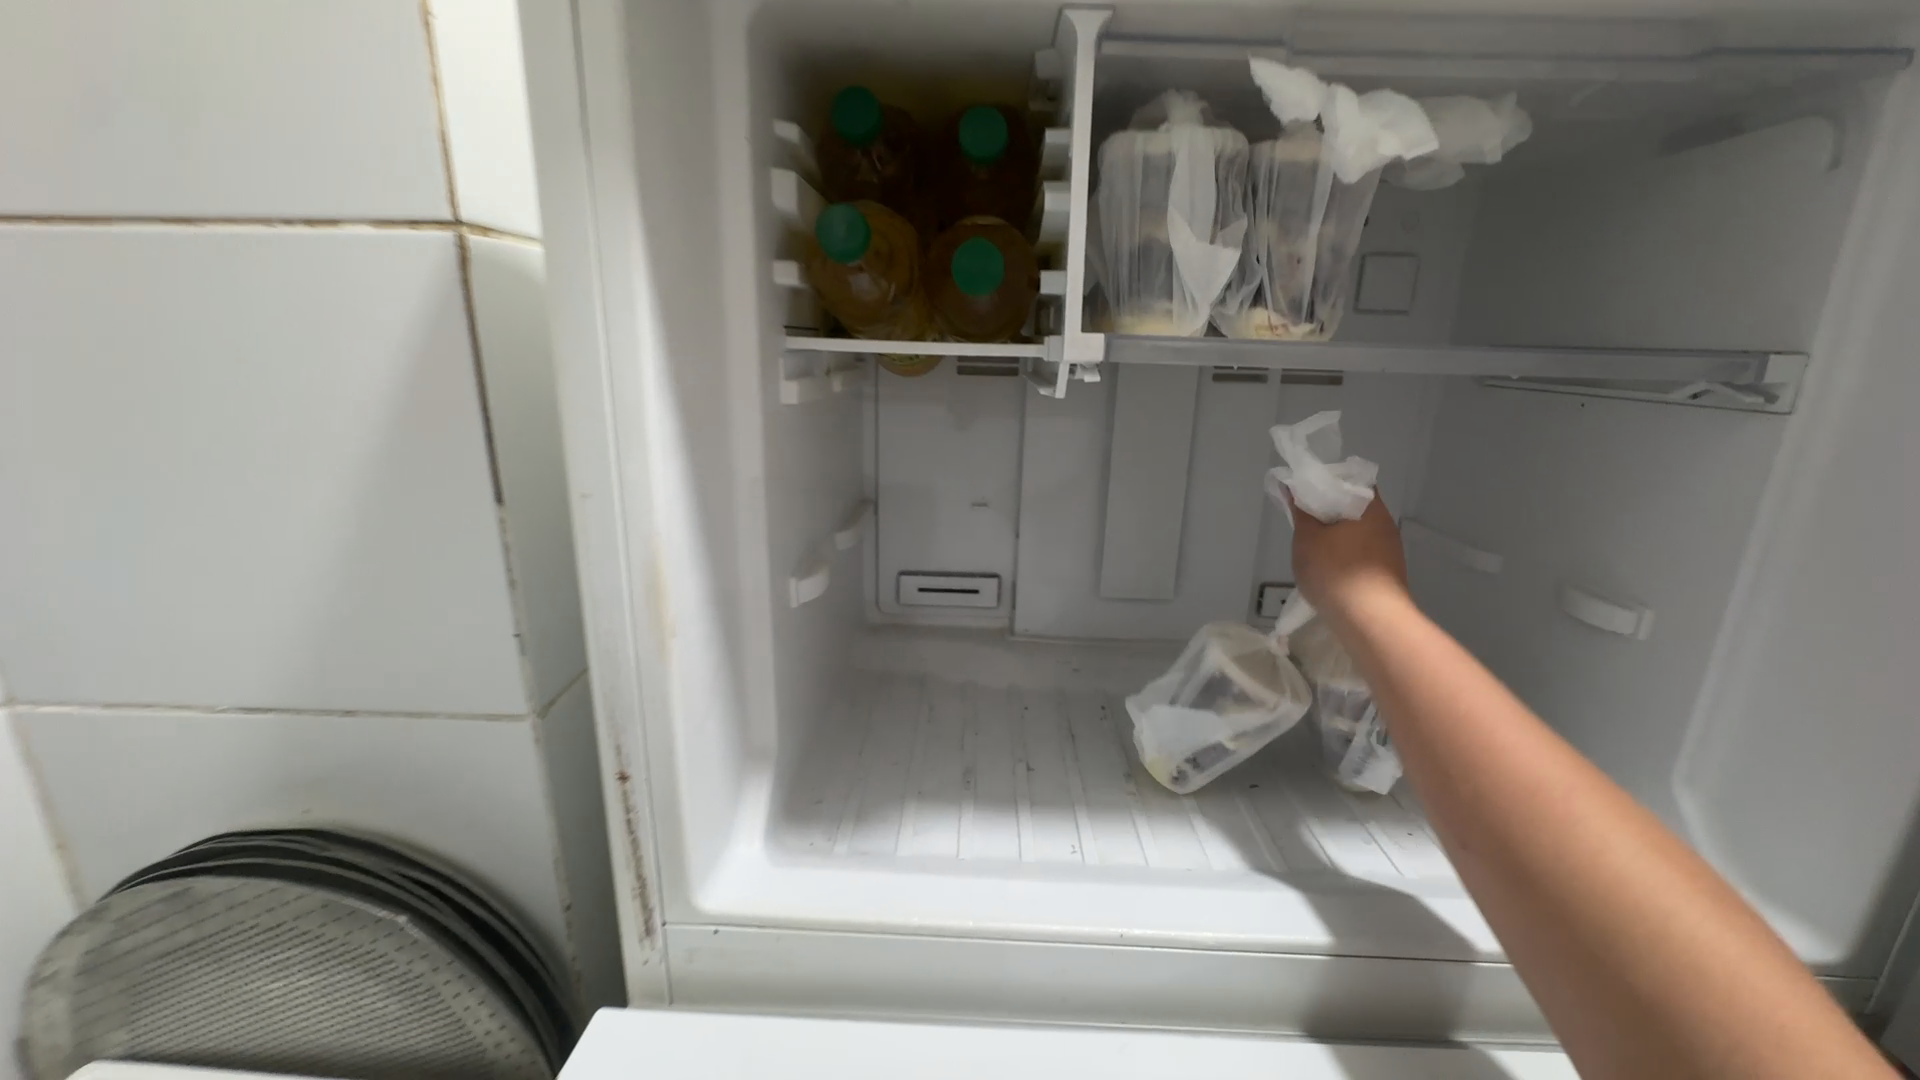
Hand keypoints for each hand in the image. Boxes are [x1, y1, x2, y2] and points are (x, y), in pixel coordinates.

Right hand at [1289, 492, 1409, 614]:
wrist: (1369, 619)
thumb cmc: (1335, 571)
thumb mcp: (1307, 538)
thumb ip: (1300, 512)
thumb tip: (1292, 487)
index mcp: (1370, 508)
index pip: (1352, 481)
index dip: (1328, 482)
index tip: (1306, 492)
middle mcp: (1385, 524)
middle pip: (1355, 508)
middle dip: (1330, 511)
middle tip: (1304, 519)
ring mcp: (1390, 550)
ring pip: (1358, 532)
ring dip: (1337, 535)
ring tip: (1311, 546)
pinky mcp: (1387, 573)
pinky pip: (1362, 554)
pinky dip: (1344, 555)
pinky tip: (1328, 568)